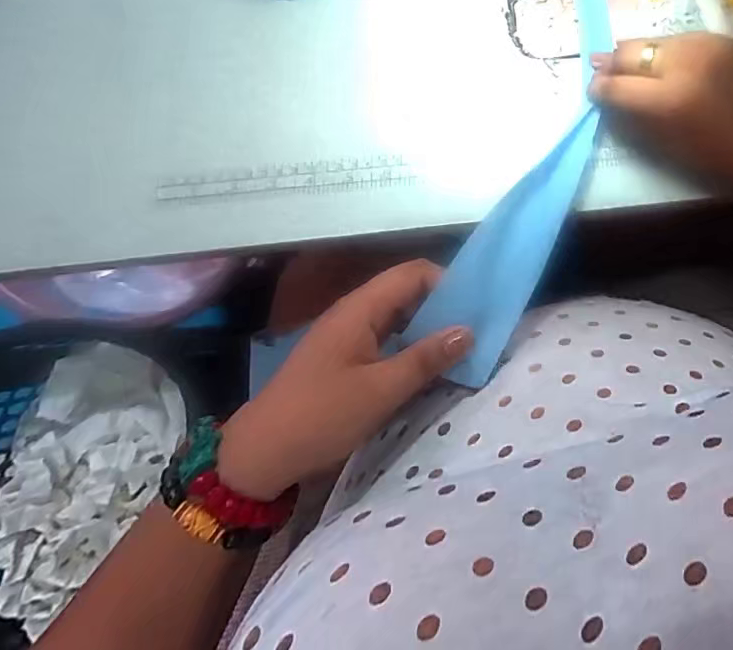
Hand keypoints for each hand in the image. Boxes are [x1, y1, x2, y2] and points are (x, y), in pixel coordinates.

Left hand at [217, 260, 470, 499]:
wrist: (257, 458)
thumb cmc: (320, 417)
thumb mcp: (381, 390)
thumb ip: (426, 358)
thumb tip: (468, 330)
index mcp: (361, 308)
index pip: (414, 273)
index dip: (448, 282)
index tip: (476, 308)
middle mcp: (355, 312)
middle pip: (408, 291)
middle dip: (443, 306)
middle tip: (475, 331)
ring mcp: (348, 335)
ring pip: (399, 317)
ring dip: (428, 329)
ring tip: (460, 350)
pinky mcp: (345, 358)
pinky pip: (387, 339)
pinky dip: (411, 347)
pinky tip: (429, 369)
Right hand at [588, 33, 732, 187]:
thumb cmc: (719, 154)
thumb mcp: (667, 145)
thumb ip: (633, 116)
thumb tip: (605, 93)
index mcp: (670, 100)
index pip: (617, 86)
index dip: (599, 88)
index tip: (593, 90)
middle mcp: (683, 63)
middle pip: (629, 52)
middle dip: (610, 63)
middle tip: (598, 68)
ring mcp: (702, 44)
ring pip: (651, 40)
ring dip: (637, 54)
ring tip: (628, 64)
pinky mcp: (716, 37)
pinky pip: (676, 40)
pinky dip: (664, 52)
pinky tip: (664, 63)